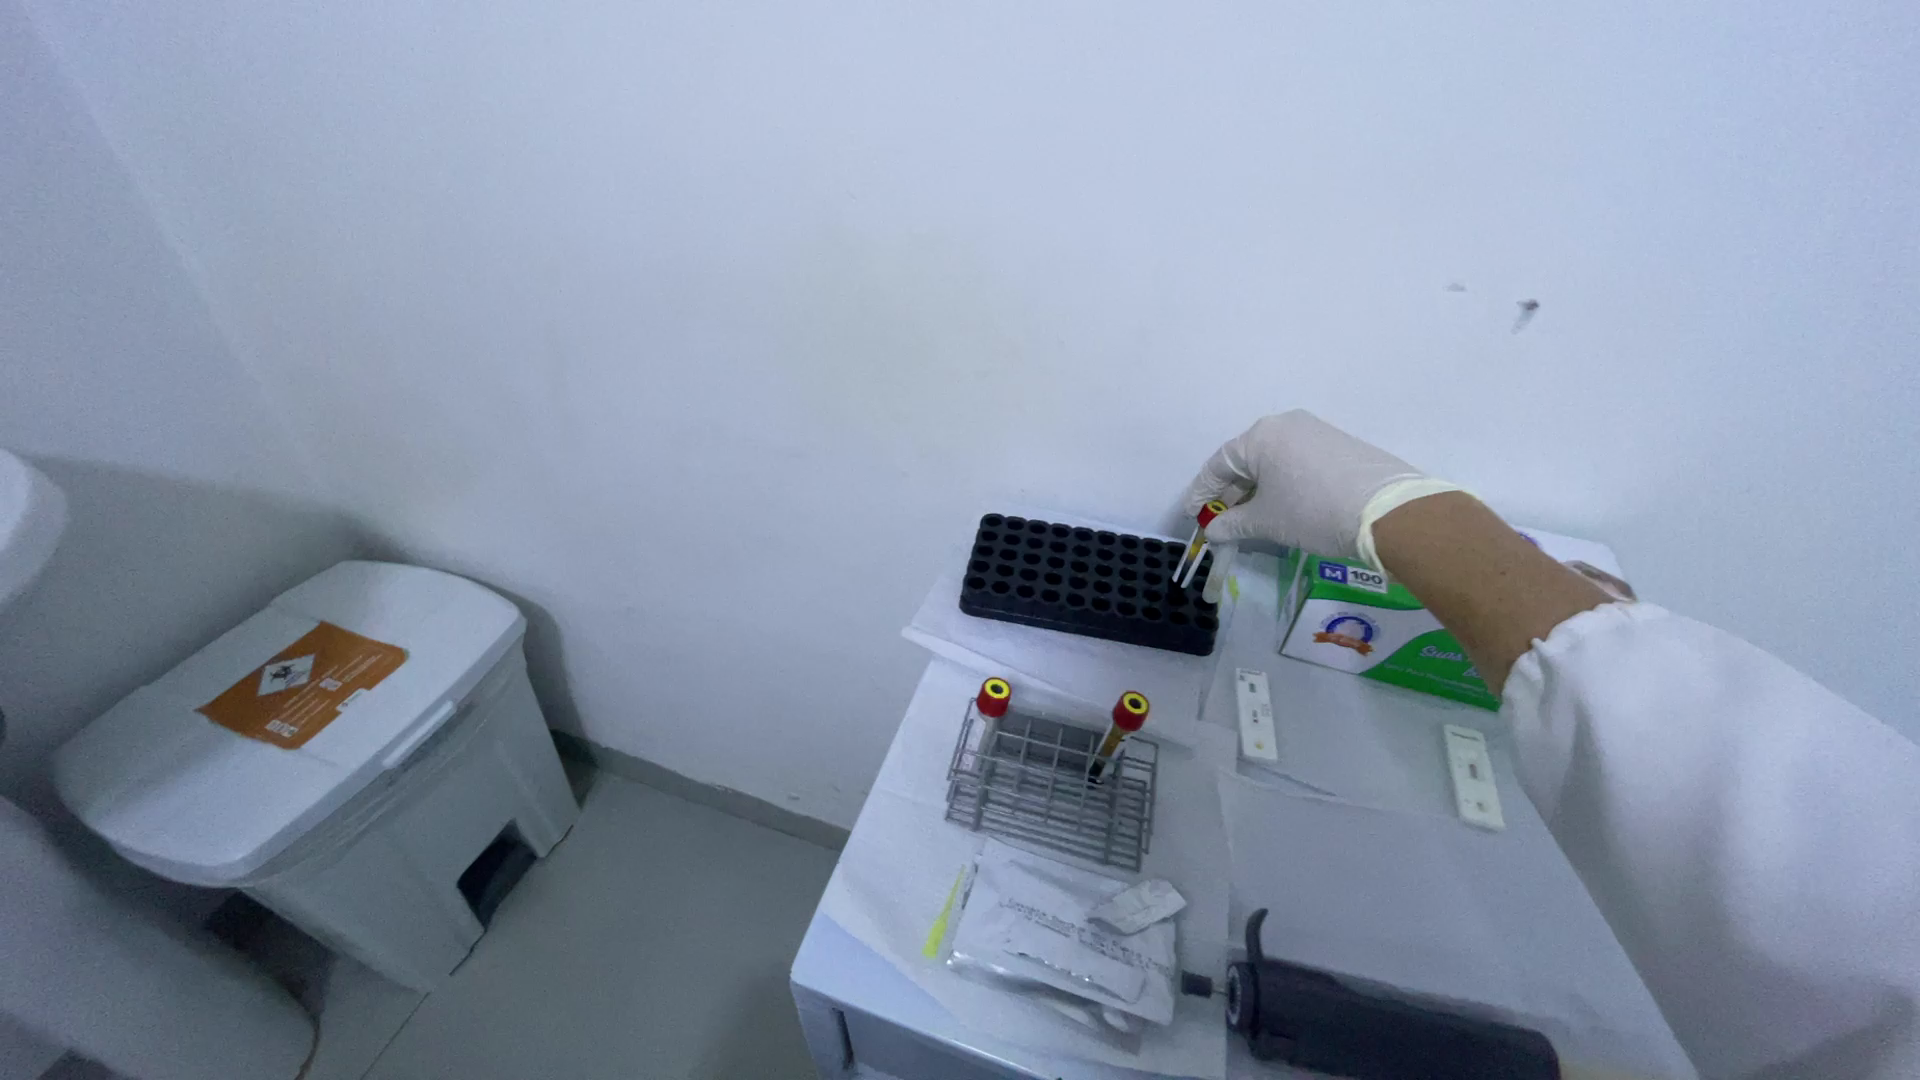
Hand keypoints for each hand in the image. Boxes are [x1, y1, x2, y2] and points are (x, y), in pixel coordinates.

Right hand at [1181, 410, 1459, 565]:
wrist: (1388, 512)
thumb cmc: (1312, 511)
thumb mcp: (1266, 521)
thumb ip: (1232, 524)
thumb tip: (1213, 531)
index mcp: (1261, 436)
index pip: (1219, 464)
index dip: (1202, 492)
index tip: (1193, 515)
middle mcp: (1286, 425)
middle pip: (1246, 460)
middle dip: (1230, 492)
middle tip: (1221, 519)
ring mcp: (1317, 432)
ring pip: (1273, 462)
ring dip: (1257, 490)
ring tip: (1250, 517)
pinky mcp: (1340, 446)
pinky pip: (1296, 463)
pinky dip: (1281, 484)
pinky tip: (1281, 506)